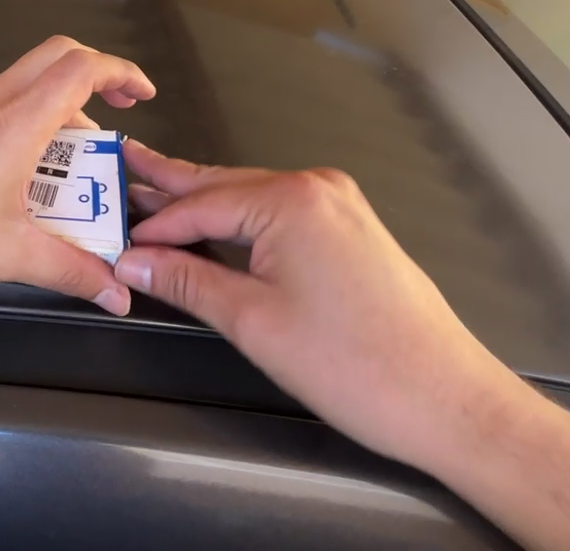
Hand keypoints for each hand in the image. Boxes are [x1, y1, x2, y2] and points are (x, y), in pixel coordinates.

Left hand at [0, 36, 154, 315]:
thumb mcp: (9, 254)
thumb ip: (72, 271)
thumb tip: (118, 294)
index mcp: (16, 122)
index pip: (80, 69)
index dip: (121, 72)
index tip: (143, 94)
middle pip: (56, 54)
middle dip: (96, 72)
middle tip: (118, 107)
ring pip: (25, 75)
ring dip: (60, 97)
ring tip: (75, 149)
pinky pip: (0, 96)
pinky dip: (28, 110)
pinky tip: (26, 160)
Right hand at [113, 144, 536, 472]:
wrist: (454, 405)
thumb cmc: (351, 364)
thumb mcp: (251, 321)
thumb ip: (184, 280)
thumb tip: (130, 261)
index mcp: (289, 199)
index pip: (199, 205)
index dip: (152, 225)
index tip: (115, 238)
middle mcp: (314, 187)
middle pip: (222, 186)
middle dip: (170, 185)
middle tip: (123, 164)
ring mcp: (337, 205)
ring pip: (248, 198)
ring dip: (202, 203)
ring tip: (153, 193)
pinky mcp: (349, 228)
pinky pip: (276, 213)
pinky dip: (237, 220)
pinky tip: (210, 224)